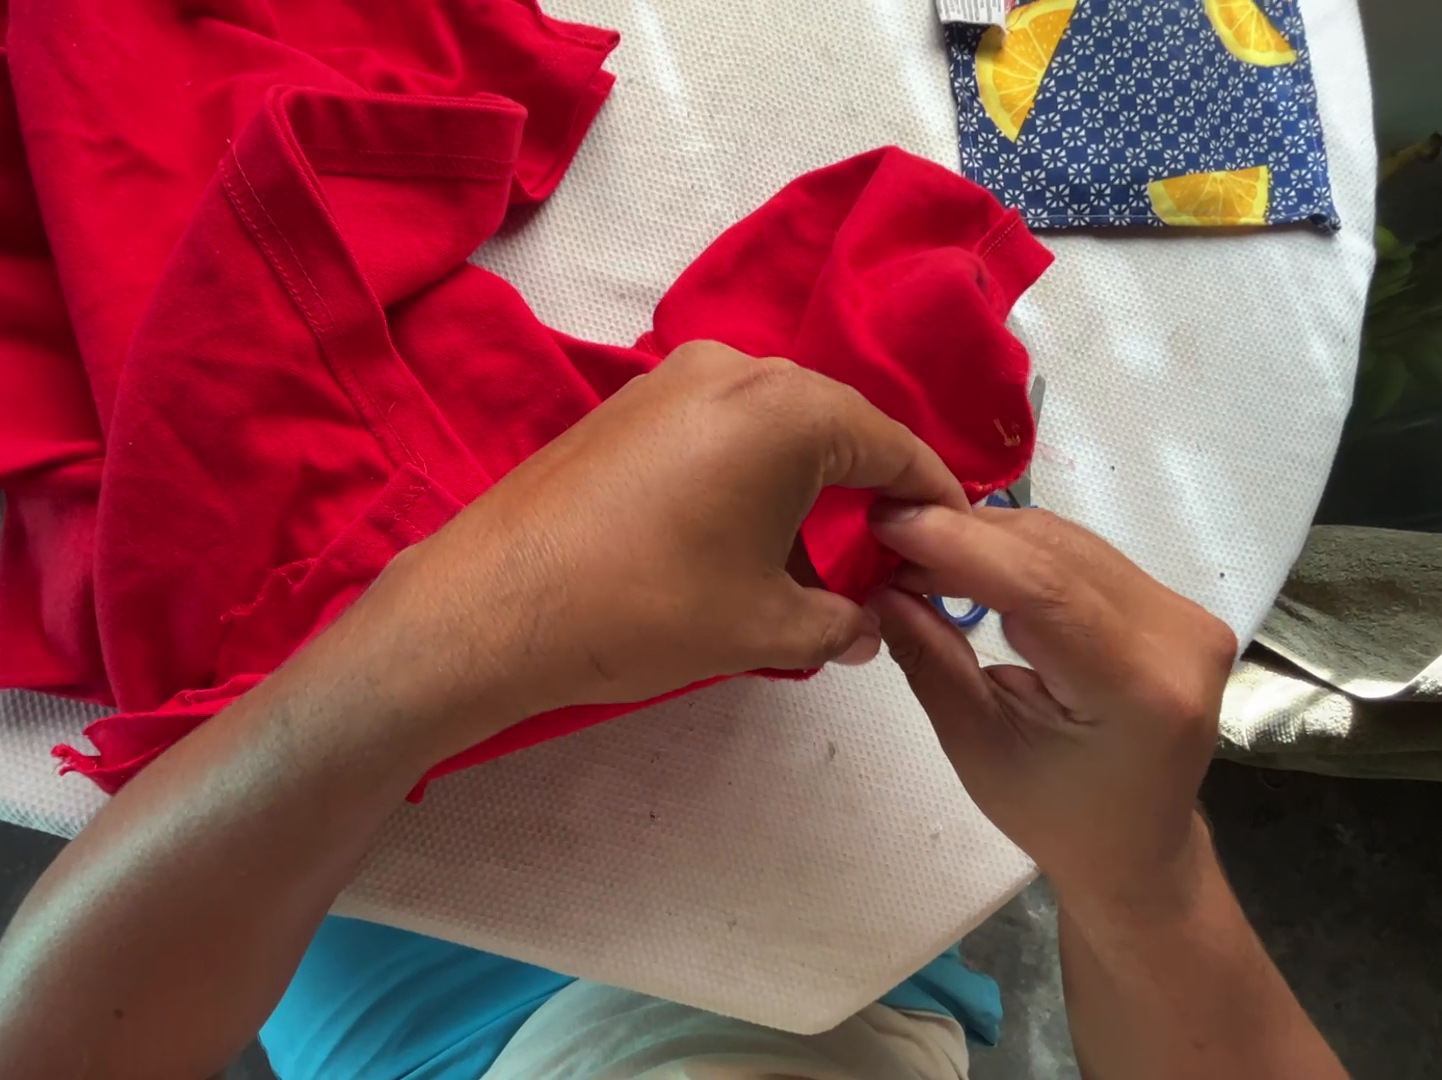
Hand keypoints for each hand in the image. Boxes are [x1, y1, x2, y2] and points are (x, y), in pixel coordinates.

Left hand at [328, 340, 967, 761]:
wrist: (496, 602)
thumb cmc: (646, 607)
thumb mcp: (762, 627)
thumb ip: (838, 624)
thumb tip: (867, 627)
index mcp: (788, 407)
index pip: (892, 446)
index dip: (929, 499)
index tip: (946, 543)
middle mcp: (734, 367)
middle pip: (830, 429)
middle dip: (859, 495)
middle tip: (870, 562)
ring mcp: (669, 377)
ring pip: (768, 430)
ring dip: (795, 490)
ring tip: (794, 566)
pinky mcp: (625, 403)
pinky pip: (714, 431)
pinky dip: (742, 476)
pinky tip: (728, 535)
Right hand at [866, 505, 1236, 913]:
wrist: (1135, 845)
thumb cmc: (1051, 813)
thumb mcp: (972, 743)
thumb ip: (927, 657)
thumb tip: (874, 586)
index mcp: (1138, 689)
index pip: (1041, 586)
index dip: (956, 542)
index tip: (882, 522)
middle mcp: (1178, 636)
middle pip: (1050, 551)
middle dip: (956, 533)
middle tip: (879, 537)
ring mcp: (1181, 613)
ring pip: (1060, 539)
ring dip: (978, 534)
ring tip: (908, 548)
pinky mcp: (1166, 602)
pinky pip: (1073, 552)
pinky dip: (1006, 547)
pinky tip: (958, 556)